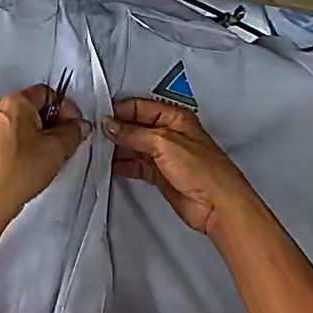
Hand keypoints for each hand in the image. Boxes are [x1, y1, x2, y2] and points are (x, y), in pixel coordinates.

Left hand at [0, 85, 91, 219]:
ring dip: (48, 134)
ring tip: (59, 151)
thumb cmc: (22, 166)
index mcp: (17, 101)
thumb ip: (74, 131)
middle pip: (39, 107)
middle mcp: (5, 110)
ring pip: (31, 124)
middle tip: (71, 137)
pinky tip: (44, 160)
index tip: (76, 123)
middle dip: (59, 121)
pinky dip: (36, 144)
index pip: (48, 92)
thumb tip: (80, 126)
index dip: (67, 106)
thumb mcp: (58, 146)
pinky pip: (22, 137)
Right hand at [105, 98, 255, 236]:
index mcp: (175, 117)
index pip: (140, 107)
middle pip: (135, 126)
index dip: (120, 110)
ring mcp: (164, 154)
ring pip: (134, 146)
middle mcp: (168, 133)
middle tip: (93, 133)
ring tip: (95, 149)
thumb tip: (110, 125)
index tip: (99, 116)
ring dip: (116, 148)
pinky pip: (136, 164)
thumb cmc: (204, 170)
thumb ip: (135, 133)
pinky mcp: (160, 174)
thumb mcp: (165, 144)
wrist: (219, 206)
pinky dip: (122, 164)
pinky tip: (108, 165)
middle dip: (115, 129)